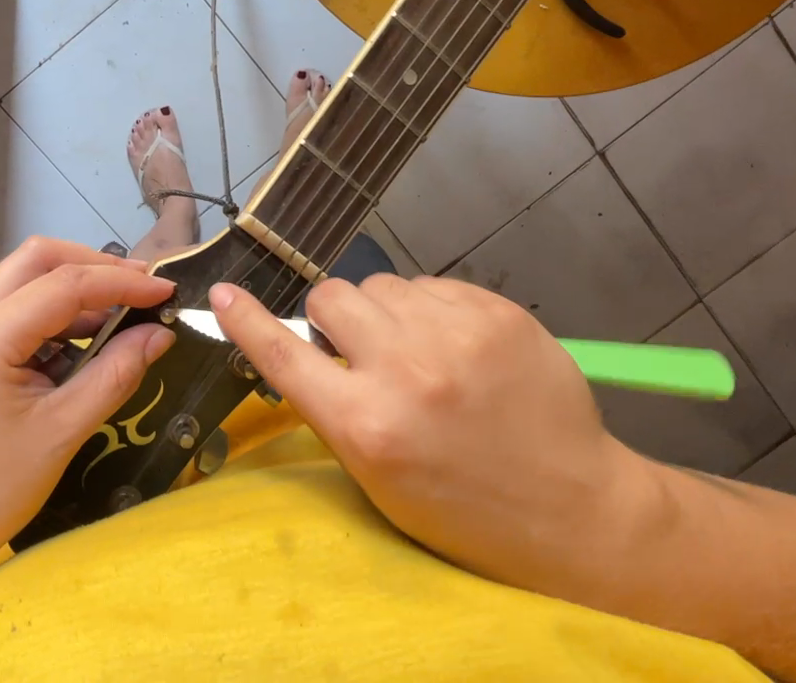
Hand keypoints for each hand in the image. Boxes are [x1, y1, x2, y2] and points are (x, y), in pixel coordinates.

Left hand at [0, 238, 176, 573]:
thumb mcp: (64, 431)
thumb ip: (116, 374)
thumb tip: (160, 334)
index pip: (64, 285)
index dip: (121, 282)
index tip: (166, 291)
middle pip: (37, 259)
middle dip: (93, 265)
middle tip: (140, 288)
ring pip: (26, 279)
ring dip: (75, 287)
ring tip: (124, 313)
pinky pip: (20, 310)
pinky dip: (58, 314)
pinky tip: (89, 340)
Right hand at [208, 275, 656, 587]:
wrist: (573, 511)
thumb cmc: (460, 509)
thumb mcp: (377, 477)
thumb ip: (335, 405)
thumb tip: (304, 341)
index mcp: (367, 425)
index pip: (284, 356)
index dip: (247, 322)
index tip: (222, 295)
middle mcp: (406, 370)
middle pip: (333, 295)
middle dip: (337, 318)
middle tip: (363, 350)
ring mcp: (458, 334)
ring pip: (383, 284)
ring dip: (386, 312)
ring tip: (420, 352)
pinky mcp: (498, 312)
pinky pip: (433, 284)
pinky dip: (431, 309)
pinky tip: (458, 345)